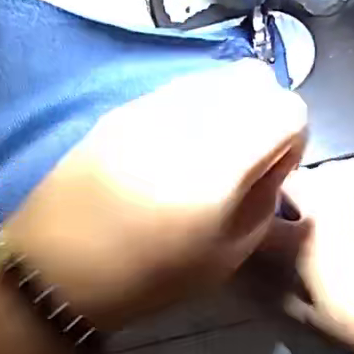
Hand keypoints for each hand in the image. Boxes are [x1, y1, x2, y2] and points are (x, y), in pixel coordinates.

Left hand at [0, 60, 306, 329]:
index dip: (291, 142)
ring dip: (228, 109)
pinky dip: (193, 110)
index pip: (288, 108)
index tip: (271, 173)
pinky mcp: (123, 107)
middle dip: (263, 115)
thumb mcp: (228, 255)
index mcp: (223, 162)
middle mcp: (191, 118)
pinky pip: (178, 91)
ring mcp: (152, 105)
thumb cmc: (151, 275)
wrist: (61, 267)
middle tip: (244, 158)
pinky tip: (172, 151)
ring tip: (206, 154)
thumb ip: (264, 200)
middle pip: (255, 78)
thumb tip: (271, 164)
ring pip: (215, 77)